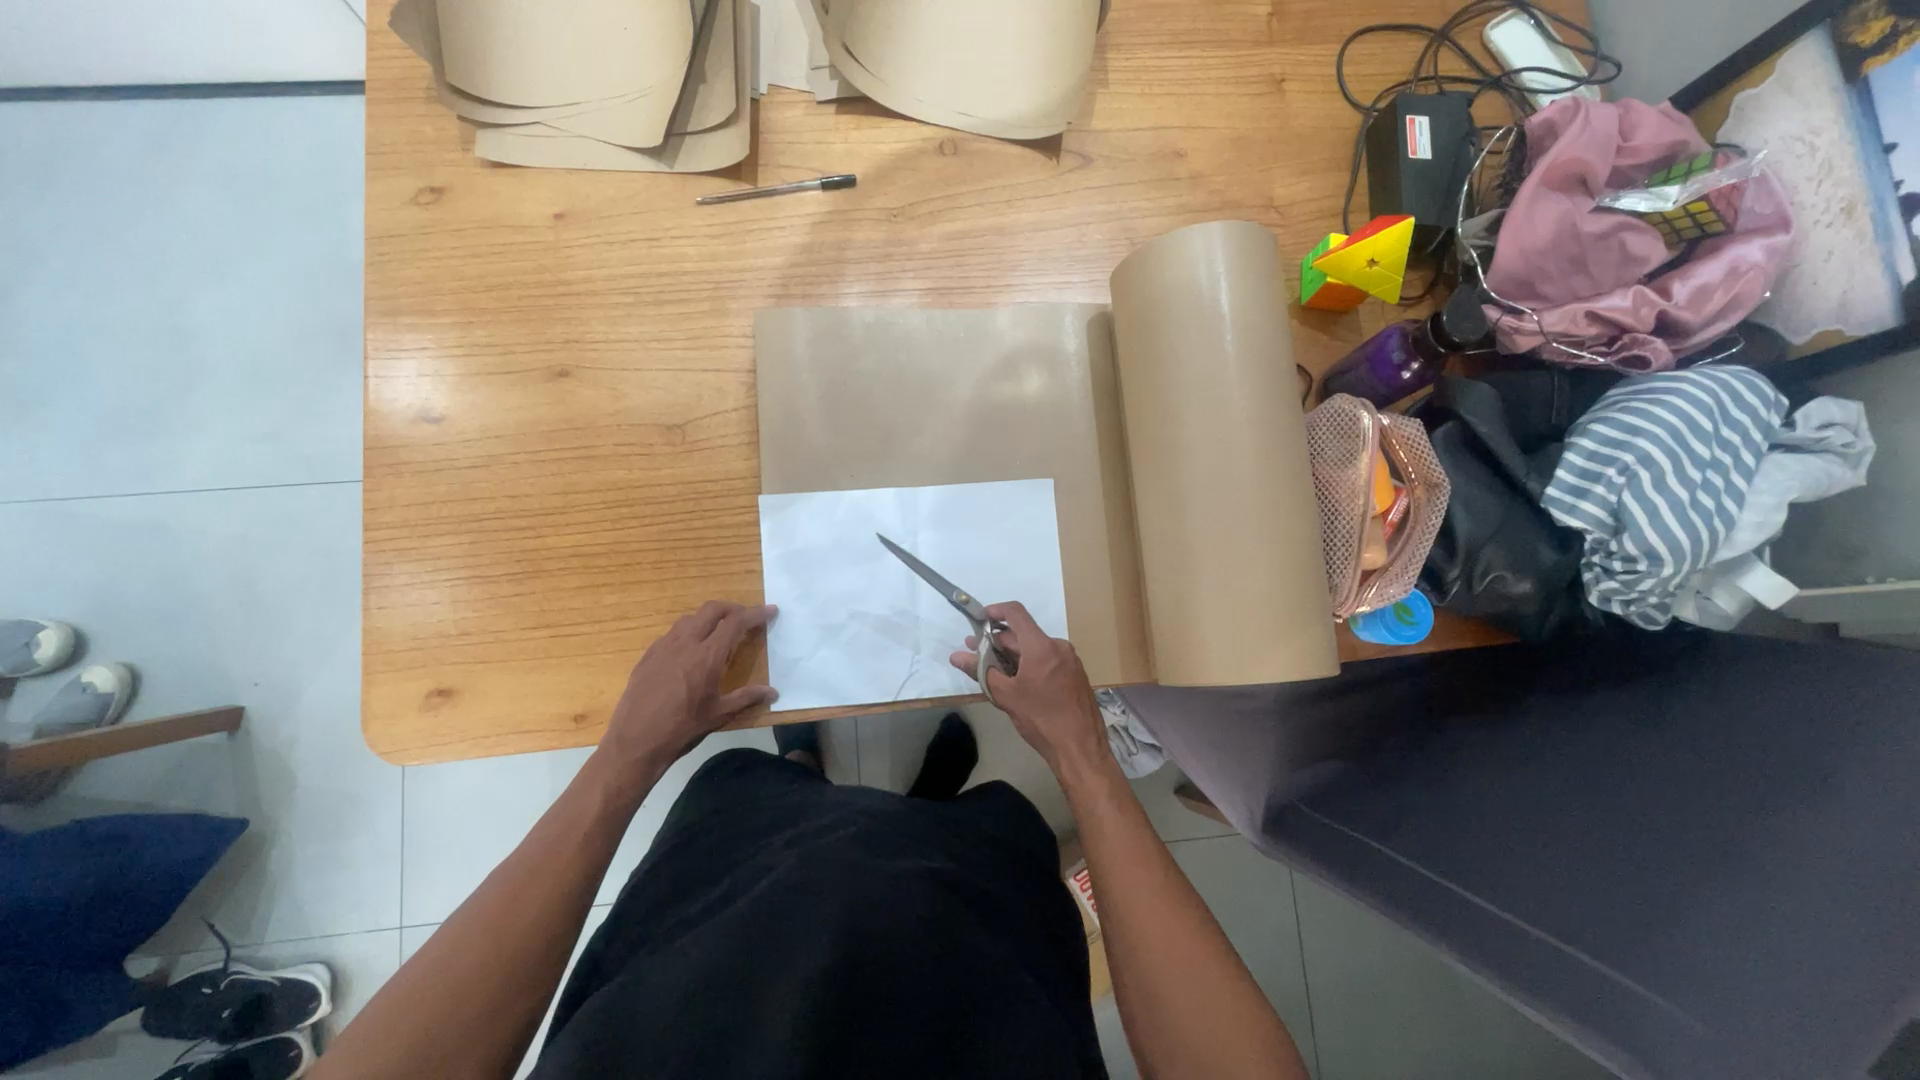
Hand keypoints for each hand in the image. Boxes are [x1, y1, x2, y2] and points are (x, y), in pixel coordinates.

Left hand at [600, 601, 777, 777]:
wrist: (636, 741)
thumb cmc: (682, 728)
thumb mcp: (719, 714)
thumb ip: (747, 698)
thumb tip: (773, 692)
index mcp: (707, 656)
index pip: (735, 623)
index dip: (755, 614)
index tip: (770, 610)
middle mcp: (685, 643)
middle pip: (711, 609)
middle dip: (732, 608)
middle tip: (744, 618)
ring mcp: (663, 647)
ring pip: (689, 618)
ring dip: (708, 618)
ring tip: (717, 633)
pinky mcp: (648, 656)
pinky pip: (671, 634)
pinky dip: (687, 633)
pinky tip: (689, 651)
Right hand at [949, 602, 1106, 777]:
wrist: (1080, 748)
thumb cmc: (1041, 720)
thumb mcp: (1006, 696)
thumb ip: (981, 671)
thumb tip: (956, 657)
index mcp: (1042, 646)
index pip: (1016, 613)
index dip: (995, 611)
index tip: (978, 620)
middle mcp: (1059, 647)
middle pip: (1024, 634)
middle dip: (998, 641)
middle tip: (976, 652)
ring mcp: (1070, 660)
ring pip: (1036, 648)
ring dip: (1013, 655)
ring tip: (993, 669)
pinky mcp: (1075, 674)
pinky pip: (1048, 660)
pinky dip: (1030, 664)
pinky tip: (1017, 681)